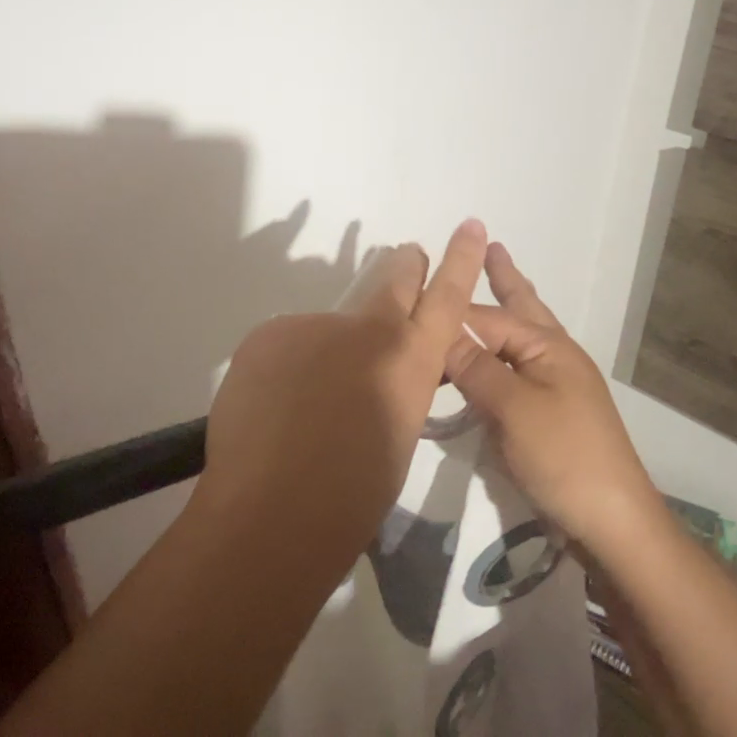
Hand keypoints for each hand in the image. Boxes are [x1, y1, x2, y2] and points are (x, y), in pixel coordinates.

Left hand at [194, 221, 488, 559]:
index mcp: (409, 361)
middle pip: (391, 281)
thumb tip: (376, 372)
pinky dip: (283, 370)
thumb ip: (395, 387)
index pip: (444, 298)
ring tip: (302, 408)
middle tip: (405, 257)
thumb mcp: (397, 434)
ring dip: (321, 354)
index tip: (469, 226)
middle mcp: (365, 330)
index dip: (459, 260)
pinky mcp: (267, 335)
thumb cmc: (351, 495)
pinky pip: (283, 347)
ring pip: (324, 332)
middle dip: (403, 267)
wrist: (273, 511)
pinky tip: (272, 409)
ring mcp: (312, 326)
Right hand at [442, 242, 657, 540]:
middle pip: (523, 308)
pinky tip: (492, 355)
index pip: (486, 317)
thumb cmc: (564, 456)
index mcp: (548, 346)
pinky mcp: (549, 414)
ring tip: (494, 283)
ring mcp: (555, 386)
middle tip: (489, 245)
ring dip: (507, 309)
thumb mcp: (512, 409)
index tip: (416, 295)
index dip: (451, 308)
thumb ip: (474, 367)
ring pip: (523, 336)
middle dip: (504, 279)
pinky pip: (518, 368)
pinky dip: (502, 352)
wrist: (612, 522)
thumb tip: (437, 331)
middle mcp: (554, 357)